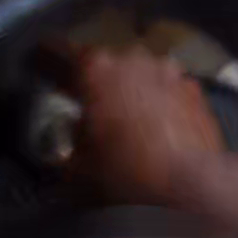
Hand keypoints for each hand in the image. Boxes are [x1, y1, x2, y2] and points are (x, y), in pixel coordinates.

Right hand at [60, 44, 237, 211]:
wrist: (190, 185)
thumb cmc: (124, 171)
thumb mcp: (78, 166)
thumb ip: (72, 140)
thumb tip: (77, 131)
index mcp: (95, 68)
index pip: (59, 53)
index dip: (47, 62)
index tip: (41, 69)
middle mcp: (133, 58)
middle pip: (105, 64)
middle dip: (97, 82)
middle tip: (90, 105)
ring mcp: (169, 71)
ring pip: (140, 74)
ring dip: (132, 90)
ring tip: (128, 119)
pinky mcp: (196, 91)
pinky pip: (167, 91)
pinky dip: (160, 103)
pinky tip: (158, 127)